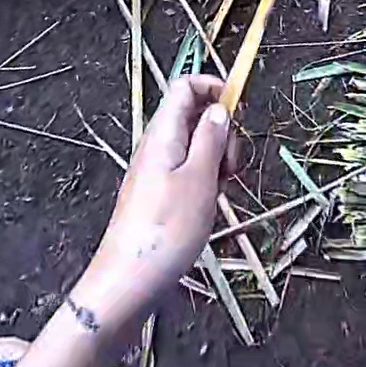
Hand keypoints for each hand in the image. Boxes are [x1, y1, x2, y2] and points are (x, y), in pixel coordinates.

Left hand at [72, 75, 233, 338]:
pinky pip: (188, 168)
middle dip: (222, 130)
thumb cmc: (167, 229)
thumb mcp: (200, 178)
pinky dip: (206, 178)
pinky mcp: (158, 190)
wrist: (128, 281)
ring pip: (196, 144)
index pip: (185, 85)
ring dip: (217, 158)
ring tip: (219, 190)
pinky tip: (208, 204)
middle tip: (230, 165)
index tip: (237, 109)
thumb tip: (219, 108)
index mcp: (164, 131)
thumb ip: (212, 138)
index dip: (213, 87)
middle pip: (195, 114)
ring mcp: (157, 167)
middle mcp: (158, 143)